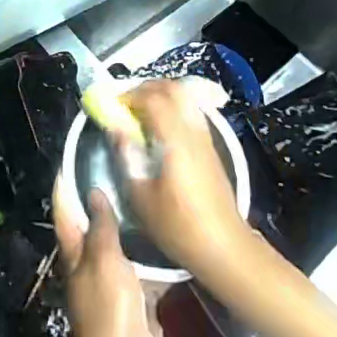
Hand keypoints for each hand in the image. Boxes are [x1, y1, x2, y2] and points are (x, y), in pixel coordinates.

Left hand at [54, 178, 163, 336]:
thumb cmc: (109, 308)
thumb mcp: (104, 260)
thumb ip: (101, 227)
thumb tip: (92, 191)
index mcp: (74, 252)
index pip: (65, 211)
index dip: (66, 186)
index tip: (71, 158)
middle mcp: (89, 263)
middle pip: (91, 225)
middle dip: (101, 200)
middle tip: (119, 169)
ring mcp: (112, 281)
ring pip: (118, 245)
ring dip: (128, 224)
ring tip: (145, 194)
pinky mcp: (135, 298)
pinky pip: (141, 267)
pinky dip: (150, 252)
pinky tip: (164, 235)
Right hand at [115, 80, 252, 277]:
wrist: (224, 248)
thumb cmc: (178, 225)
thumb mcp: (140, 196)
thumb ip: (127, 156)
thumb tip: (115, 128)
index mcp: (175, 139)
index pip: (153, 98)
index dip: (129, 95)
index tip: (111, 106)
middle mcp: (193, 131)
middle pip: (172, 89)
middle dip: (145, 88)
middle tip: (125, 104)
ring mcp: (205, 138)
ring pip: (184, 98)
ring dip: (160, 96)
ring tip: (139, 113)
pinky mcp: (210, 148)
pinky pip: (190, 112)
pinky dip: (172, 108)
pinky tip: (159, 129)